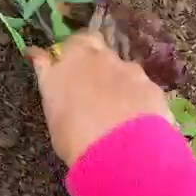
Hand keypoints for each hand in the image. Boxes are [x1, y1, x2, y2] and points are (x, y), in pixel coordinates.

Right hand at [27, 30, 172, 167]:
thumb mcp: (54, 112)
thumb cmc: (76, 138)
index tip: (59, 64)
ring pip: (120, 66)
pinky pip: (141, 86)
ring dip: (116, 79)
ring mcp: (126, 68)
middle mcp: (96, 58)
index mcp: (67, 63)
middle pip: (93, 43)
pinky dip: (137, 96)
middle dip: (91, 55)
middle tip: (89, 79)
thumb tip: (44, 64)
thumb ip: (52, 84)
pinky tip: (136, 118)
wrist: (121, 152)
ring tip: (116, 108)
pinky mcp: (150, 84)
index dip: (64, 53)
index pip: (64, 45)